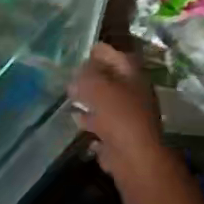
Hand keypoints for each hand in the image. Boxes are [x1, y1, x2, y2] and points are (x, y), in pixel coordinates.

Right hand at [69, 43, 166, 176]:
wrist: (132, 154)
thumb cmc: (118, 116)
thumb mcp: (98, 89)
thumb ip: (85, 77)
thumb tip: (76, 75)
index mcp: (132, 76)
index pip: (117, 56)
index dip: (101, 52)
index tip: (84, 49)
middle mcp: (133, 91)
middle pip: (111, 78)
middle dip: (93, 75)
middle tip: (72, 73)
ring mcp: (127, 112)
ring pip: (105, 99)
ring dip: (89, 97)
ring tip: (70, 95)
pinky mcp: (118, 132)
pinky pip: (100, 120)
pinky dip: (88, 117)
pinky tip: (75, 118)